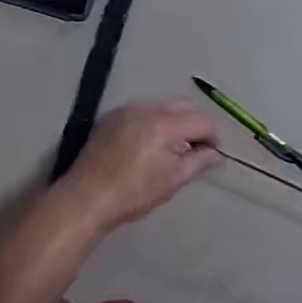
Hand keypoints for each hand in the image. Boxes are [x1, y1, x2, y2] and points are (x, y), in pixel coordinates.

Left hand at [56, 99, 220, 231]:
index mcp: (164, 124)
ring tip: (169, 150)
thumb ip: (199, 161)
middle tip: (192, 152)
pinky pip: (142, 110)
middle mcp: (146, 108)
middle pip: (184, 105)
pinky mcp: (111, 116)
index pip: (203, 120)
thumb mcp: (174, 180)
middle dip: (194, 125)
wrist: (87, 197)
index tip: (210, 156)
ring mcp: (126, 109)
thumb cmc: (134, 194)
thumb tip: (215, 153)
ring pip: (163, 105)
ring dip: (174, 121)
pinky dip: (153, 121)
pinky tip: (147, 145)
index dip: (213, 138)